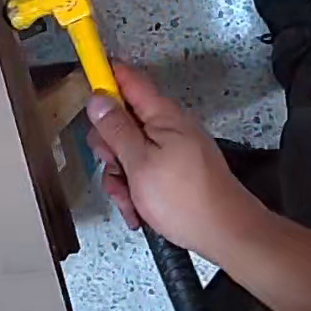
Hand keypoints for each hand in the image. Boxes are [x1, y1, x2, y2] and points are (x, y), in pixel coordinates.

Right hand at [84, 62, 266, 262]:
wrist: (227, 235)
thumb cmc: (184, 199)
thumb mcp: (139, 163)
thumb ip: (115, 128)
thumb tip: (97, 98)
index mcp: (161, 114)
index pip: (128, 78)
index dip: (104, 76)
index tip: (83, 87)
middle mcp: (167, 125)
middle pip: (122, 118)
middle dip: (108, 144)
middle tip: (112, 165)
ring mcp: (172, 147)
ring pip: (129, 148)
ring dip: (120, 174)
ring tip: (128, 200)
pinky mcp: (175, 168)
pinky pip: (144, 168)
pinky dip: (135, 186)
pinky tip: (137, 209)